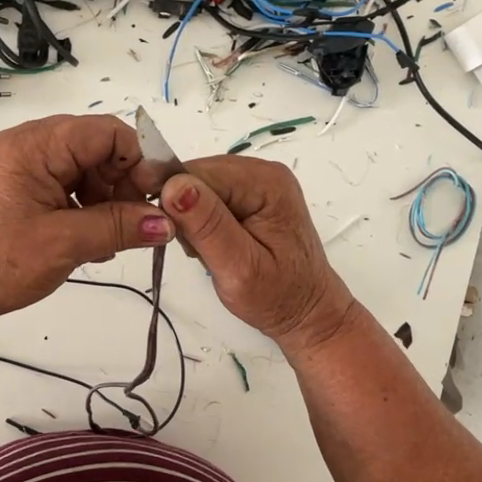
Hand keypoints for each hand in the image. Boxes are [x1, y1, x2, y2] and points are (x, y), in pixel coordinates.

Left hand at [0, 115, 172, 325]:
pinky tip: (89, 239)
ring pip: (80, 167)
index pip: (106, 131)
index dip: (138, 161)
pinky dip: (81, 206)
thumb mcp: (66, 243)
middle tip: (133, 224)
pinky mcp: (13, 187)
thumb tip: (168, 223)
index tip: (153, 199)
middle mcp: (25, 144)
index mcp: (34, 145)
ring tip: (109, 239)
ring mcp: (16, 165)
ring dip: (103, 198)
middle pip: (94, 147)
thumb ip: (121, 226)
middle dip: (121, 182)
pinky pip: (60, 183)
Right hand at [159, 155, 357, 354]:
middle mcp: (263, 172)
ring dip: (192, 218)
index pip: (197, 174)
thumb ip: (208, 226)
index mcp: (265, 184)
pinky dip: (202, 220)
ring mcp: (259, 182)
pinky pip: (210, 196)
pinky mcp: (252, 195)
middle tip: (201, 251)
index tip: (184, 241)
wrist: (307, 309)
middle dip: (185, 211)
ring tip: (212, 250)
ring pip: (199, 185)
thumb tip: (174, 186)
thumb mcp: (239, 268)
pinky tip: (216, 243)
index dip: (176, 202)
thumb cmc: (278, 296)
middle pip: (197, 175)